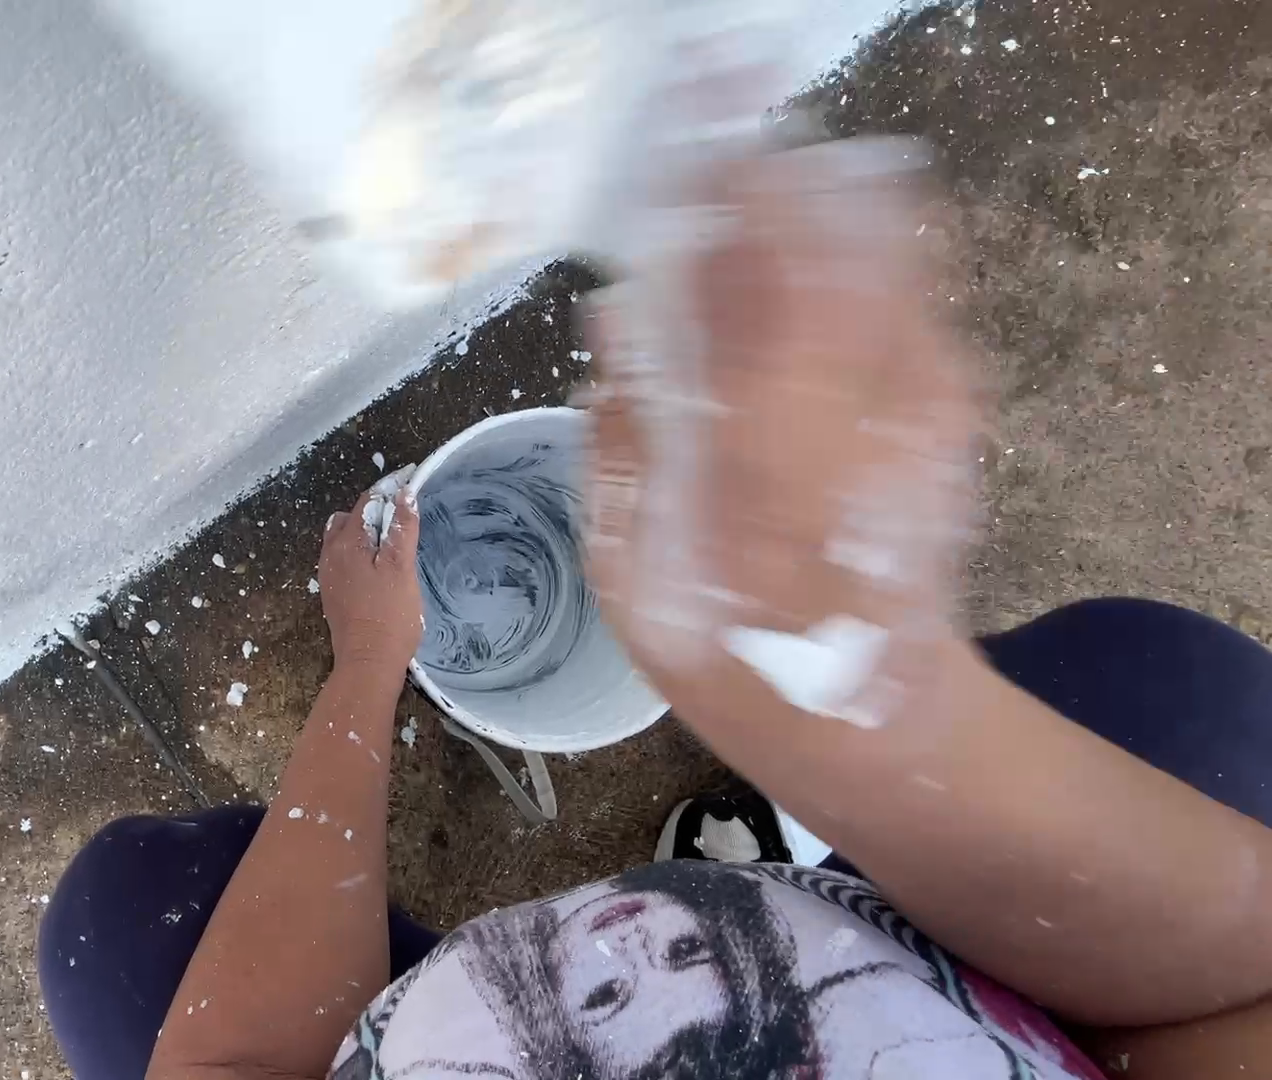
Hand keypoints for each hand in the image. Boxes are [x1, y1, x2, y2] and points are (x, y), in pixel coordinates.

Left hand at [318, 483, 422, 677]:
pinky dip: (359, 553)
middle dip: (374, 511)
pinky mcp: (332, 592)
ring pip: (343, 538)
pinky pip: (343, 559)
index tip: (411, 483)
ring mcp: (328, 574)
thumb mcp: (402, 567)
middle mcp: (330, 553)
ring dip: (364, 533)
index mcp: (346, 542)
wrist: (368, 661)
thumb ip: (402, 528)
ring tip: (391, 543)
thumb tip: (404, 493)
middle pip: (351, 517)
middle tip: (402, 518)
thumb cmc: (389, 615)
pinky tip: (377, 567)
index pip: (367, 500)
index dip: (390, 489)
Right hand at [584, 142, 980, 729]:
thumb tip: (613, 315)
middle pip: (845, 226)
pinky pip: (908, 285)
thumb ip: (620, 431)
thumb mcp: (629, 557)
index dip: (727, 182)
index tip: (684, 118)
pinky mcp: (953, 406)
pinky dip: (850, 243)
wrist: (863, 707)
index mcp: (768, 452)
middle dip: (775, 159)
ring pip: (890, 240)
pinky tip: (787, 256)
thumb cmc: (721, 644)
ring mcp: (929, 399)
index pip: (763, 271)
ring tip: (739, 177)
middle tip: (708, 119)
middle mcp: (868, 405)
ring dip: (813, 191)